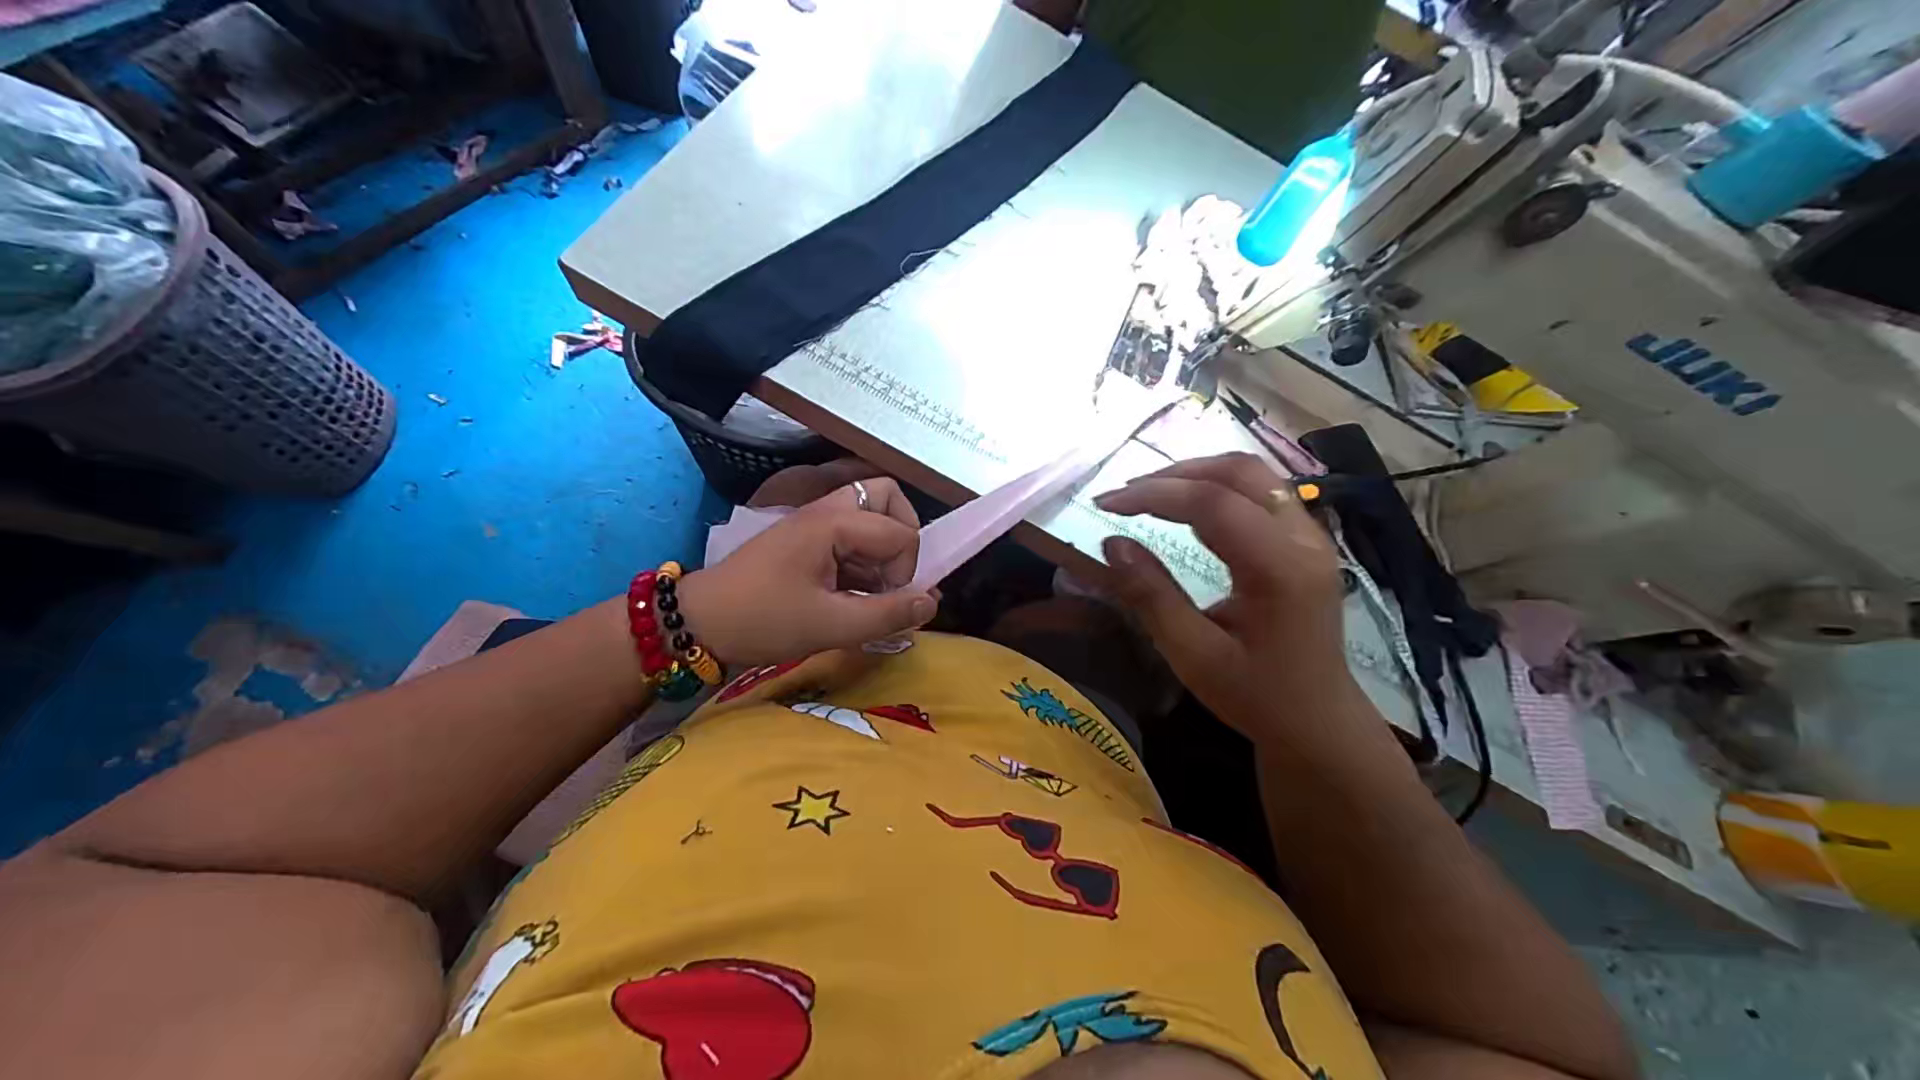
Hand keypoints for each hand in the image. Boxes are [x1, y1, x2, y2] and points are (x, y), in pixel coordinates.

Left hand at [677, 477, 935, 666]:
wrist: (699, 623)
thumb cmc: (763, 620)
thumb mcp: (830, 625)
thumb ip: (887, 614)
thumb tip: (932, 603)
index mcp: (833, 523)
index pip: (901, 531)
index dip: (906, 569)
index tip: (889, 603)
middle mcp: (827, 512)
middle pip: (888, 499)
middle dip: (903, 538)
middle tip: (892, 578)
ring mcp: (814, 525)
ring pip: (870, 518)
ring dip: (882, 555)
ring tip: (872, 596)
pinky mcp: (806, 542)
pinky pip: (851, 539)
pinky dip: (863, 564)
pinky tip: (853, 598)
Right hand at [1092, 453, 1354, 742]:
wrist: (1318, 723)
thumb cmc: (1256, 697)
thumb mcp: (1194, 656)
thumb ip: (1152, 596)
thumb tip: (1111, 544)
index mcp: (1280, 569)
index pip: (1213, 503)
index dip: (1154, 494)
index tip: (1106, 503)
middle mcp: (1304, 540)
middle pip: (1239, 471)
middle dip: (1175, 473)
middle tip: (1127, 493)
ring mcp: (1312, 537)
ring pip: (1253, 475)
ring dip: (1197, 474)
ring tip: (1149, 492)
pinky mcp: (1306, 542)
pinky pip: (1262, 492)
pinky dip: (1218, 487)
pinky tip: (1188, 505)